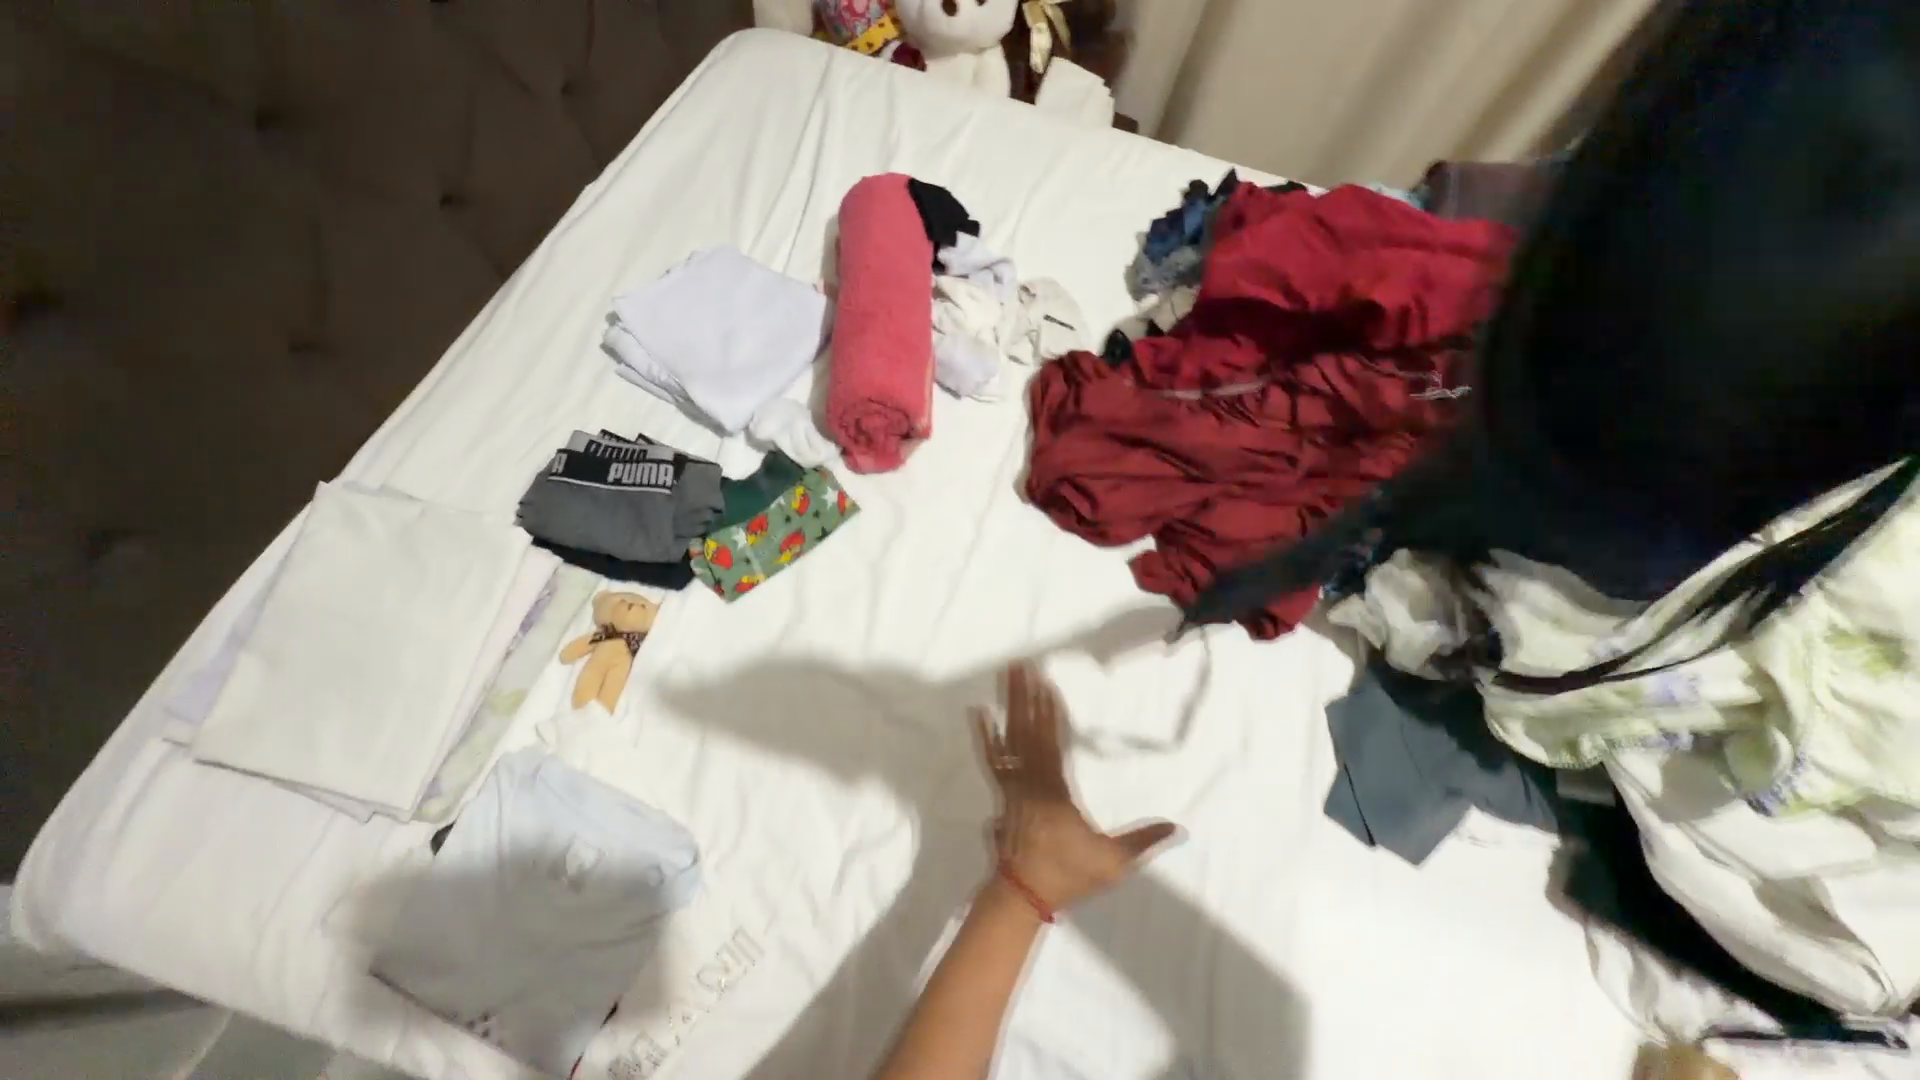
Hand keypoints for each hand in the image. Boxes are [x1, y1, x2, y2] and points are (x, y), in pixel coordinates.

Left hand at [973, 664, 1178, 912]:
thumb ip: (1143, 841)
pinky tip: (979, 713)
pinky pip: (993, 759)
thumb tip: (1178, 827)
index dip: (1050, 713)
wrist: (1022, 894)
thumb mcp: (1112, 862)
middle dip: (1025, 696)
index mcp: (1055, 791)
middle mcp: (1030, 781)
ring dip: (1009, 705)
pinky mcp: (1002, 794)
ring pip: (1009, 738)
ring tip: (1008, 675)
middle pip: (1026, 731)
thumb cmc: (1067, 875)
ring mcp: (1012, 786)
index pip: (1052, 743)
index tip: (1048, 685)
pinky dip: (986, 735)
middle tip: (1021, 664)